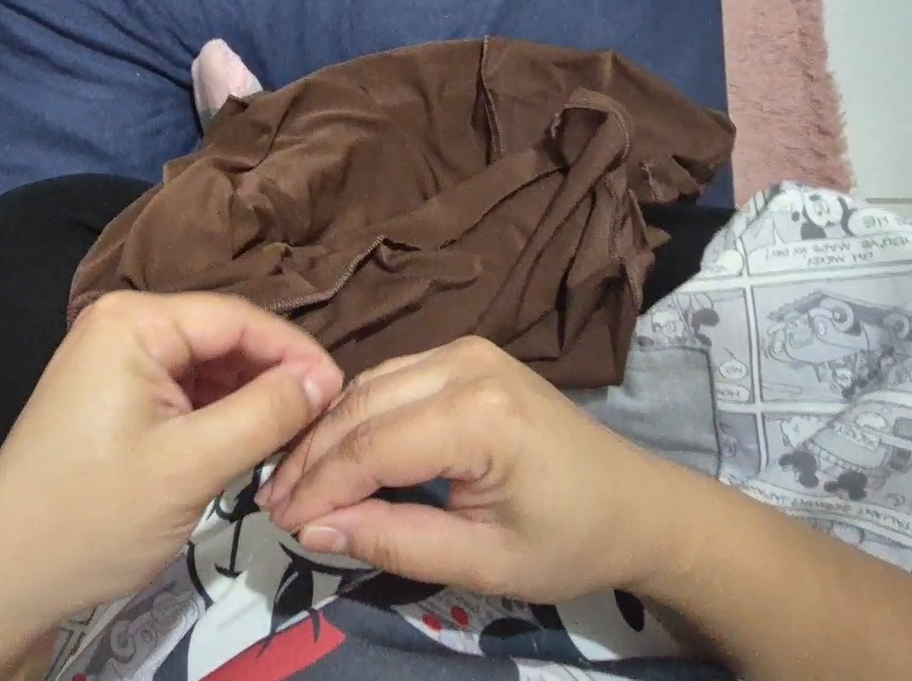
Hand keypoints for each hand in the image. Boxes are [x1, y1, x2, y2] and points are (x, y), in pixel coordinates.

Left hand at [0, 291, 344, 627]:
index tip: (341, 391)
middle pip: (221, 338)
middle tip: (321, 422)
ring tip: (291, 436)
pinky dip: (219, 413)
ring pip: (206, 365)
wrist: (2, 580)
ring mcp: (114, 358)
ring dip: (249, 398)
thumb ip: (264, 414)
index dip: (295, 351)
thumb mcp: (190, 466)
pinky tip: (246, 441)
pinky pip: (182, 389)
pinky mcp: (114, 394)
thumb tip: (323, 379)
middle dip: (273, 377)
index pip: (236, 317)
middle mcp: (123, 324)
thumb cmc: (93, 516)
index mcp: (134, 320)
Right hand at [261, 336, 684, 604]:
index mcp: (480, 415)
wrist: (637, 503)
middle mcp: (465, 364)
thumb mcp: (483, 563)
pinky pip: (389, 378)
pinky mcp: (463, 352)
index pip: (372, 446)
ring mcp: (464, 350)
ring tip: (297, 480)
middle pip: (362, 406)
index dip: (319, 484)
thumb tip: (313, 529)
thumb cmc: (569, 542)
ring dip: (329, 432)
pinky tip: (338, 448)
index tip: (279, 521)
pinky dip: (357, 414)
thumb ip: (395, 542)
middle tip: (274, 503)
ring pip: (368, 385)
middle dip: (313, 457)